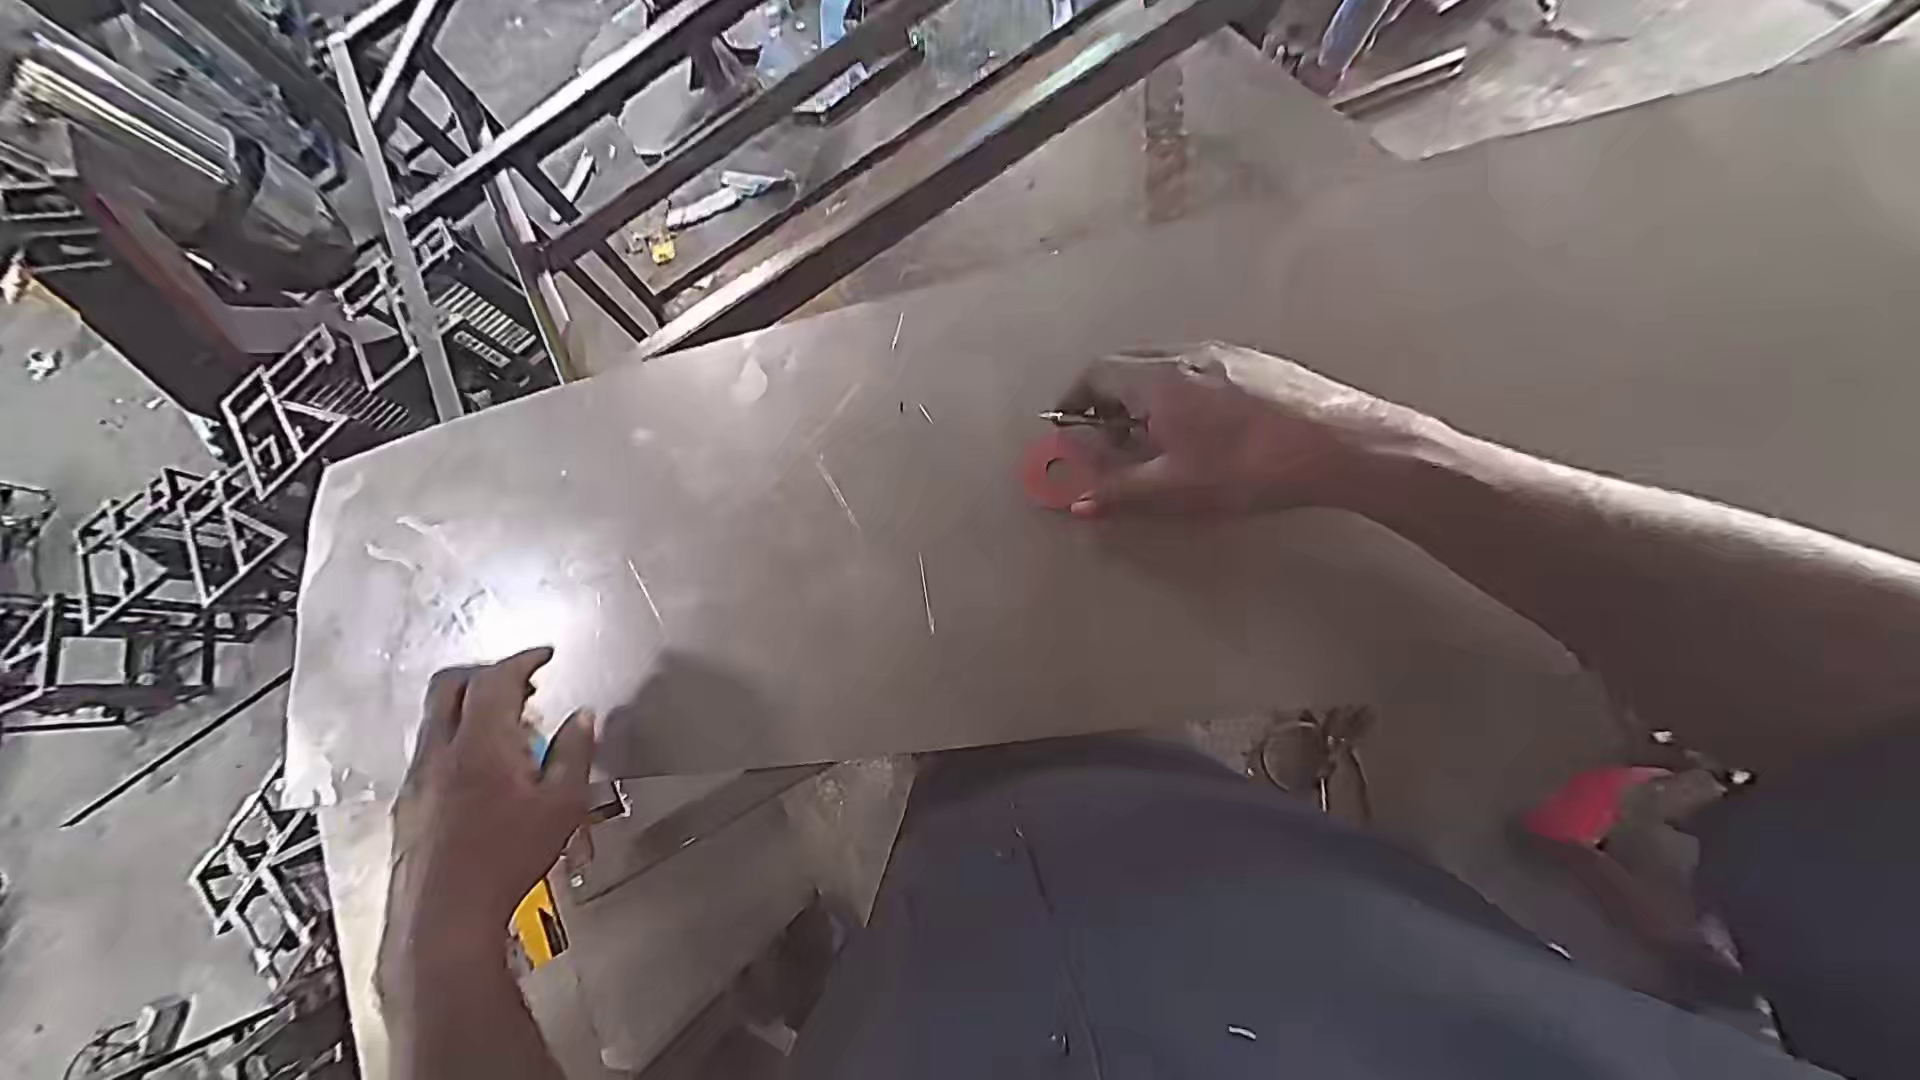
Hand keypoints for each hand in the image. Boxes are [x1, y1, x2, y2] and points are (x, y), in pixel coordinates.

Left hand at [380, 648, 594, 966]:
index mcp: (479, 748)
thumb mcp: (563, 802)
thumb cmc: (507, 861)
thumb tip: (583, 718)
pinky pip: (434, 749)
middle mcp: (438, 756)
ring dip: (478, 707)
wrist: (443, 922)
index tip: (544, 656)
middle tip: (527, 680)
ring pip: (440, 719)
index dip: (522, 660)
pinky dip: (465, 737)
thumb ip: (575, 751)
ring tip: (520, 727)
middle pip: (451, 687)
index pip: (494, 681)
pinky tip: (495, 768)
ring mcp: (417, 780)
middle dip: (491, 673)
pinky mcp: (409, 804)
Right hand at [1055, 342, 1437, 516]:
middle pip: (1125, 365)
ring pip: (1160, 365)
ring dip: (1138, 395)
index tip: (1066, 425)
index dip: (1073, 399)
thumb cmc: (1251, 465)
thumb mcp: (1175, 487)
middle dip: (1103, 399)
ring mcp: (1223, 353)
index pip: (1096, 373)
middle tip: (1103, 437)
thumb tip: (1079, 502)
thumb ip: (1120, 492)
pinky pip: (1192, 368)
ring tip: (1146, 436)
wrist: (1343, 445)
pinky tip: (1193, 426)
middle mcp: (1187, 355)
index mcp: (1160, 379)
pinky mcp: (1252, 363)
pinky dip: (1172, 391)